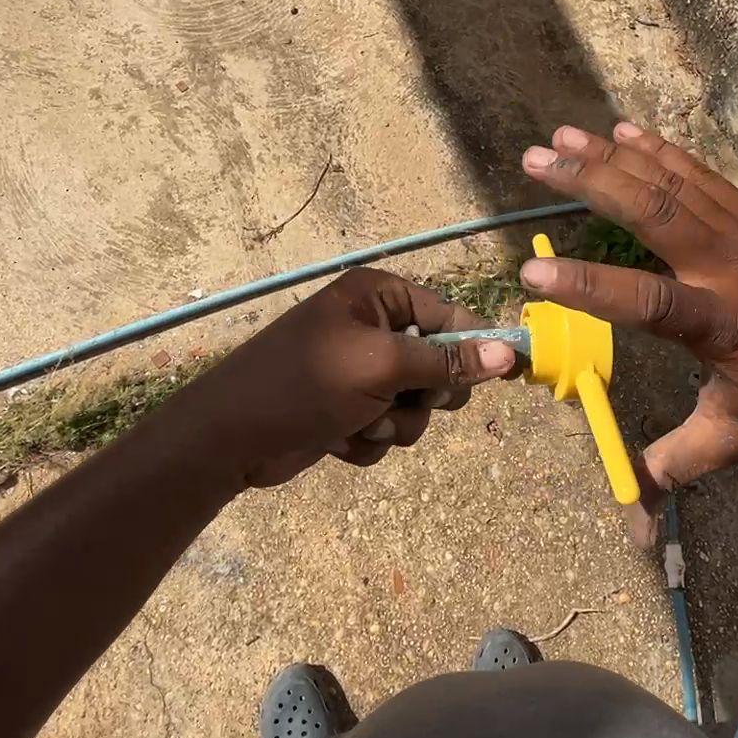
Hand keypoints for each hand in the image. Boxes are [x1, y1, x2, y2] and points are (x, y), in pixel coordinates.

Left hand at [179, 268, 514, 486]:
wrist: (228, 440)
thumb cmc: (306, 384)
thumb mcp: (382, 366)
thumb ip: (447, 360)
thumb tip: (509, 354)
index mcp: (378, 297)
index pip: (449, 315)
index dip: (476, 346)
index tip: (504, 375)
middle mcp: (372, 327)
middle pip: (439, 363)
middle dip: (424, 394)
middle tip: (407, 400)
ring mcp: (360, 372)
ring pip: (416, 406)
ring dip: (394, 424)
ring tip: (361, 424)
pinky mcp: (349, 409)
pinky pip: (388, 428)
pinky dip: (369, 440)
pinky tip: (338, 439)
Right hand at [518, 123, 737, 541]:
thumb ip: (678, 463)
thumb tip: (631, 514)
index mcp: (725, 327)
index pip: (651, 303)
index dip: (592, 287)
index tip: (533, 273)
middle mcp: (733, 269)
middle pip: (658, 215)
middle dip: (591, 183)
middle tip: (536, 160)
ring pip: (675, 184)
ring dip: (614, 157)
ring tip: (562, 135)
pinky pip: (702, 175)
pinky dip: (659, 151)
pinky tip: (622, 131)